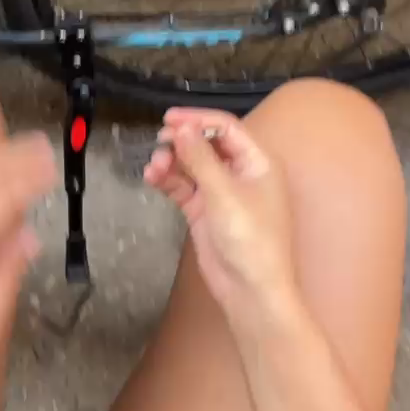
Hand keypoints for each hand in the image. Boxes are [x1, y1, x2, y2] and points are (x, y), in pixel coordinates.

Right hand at [145, 109, 299, 323]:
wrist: (250, 292)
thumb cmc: (249, 238)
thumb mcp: (224, 193)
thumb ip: (200, 157)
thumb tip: (181, 127)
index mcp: (257, 162)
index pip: (226, 128)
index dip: (198, 119)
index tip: (169, 119)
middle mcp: (240, 172)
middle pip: (206, 144)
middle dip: (181, 141)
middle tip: (158, 142)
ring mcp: (221, 192)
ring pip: (191, 164)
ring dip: (171, 161)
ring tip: (154, 167)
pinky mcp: (204, 210)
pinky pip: (183, 185)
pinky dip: (168, 180)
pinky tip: (152, 178)